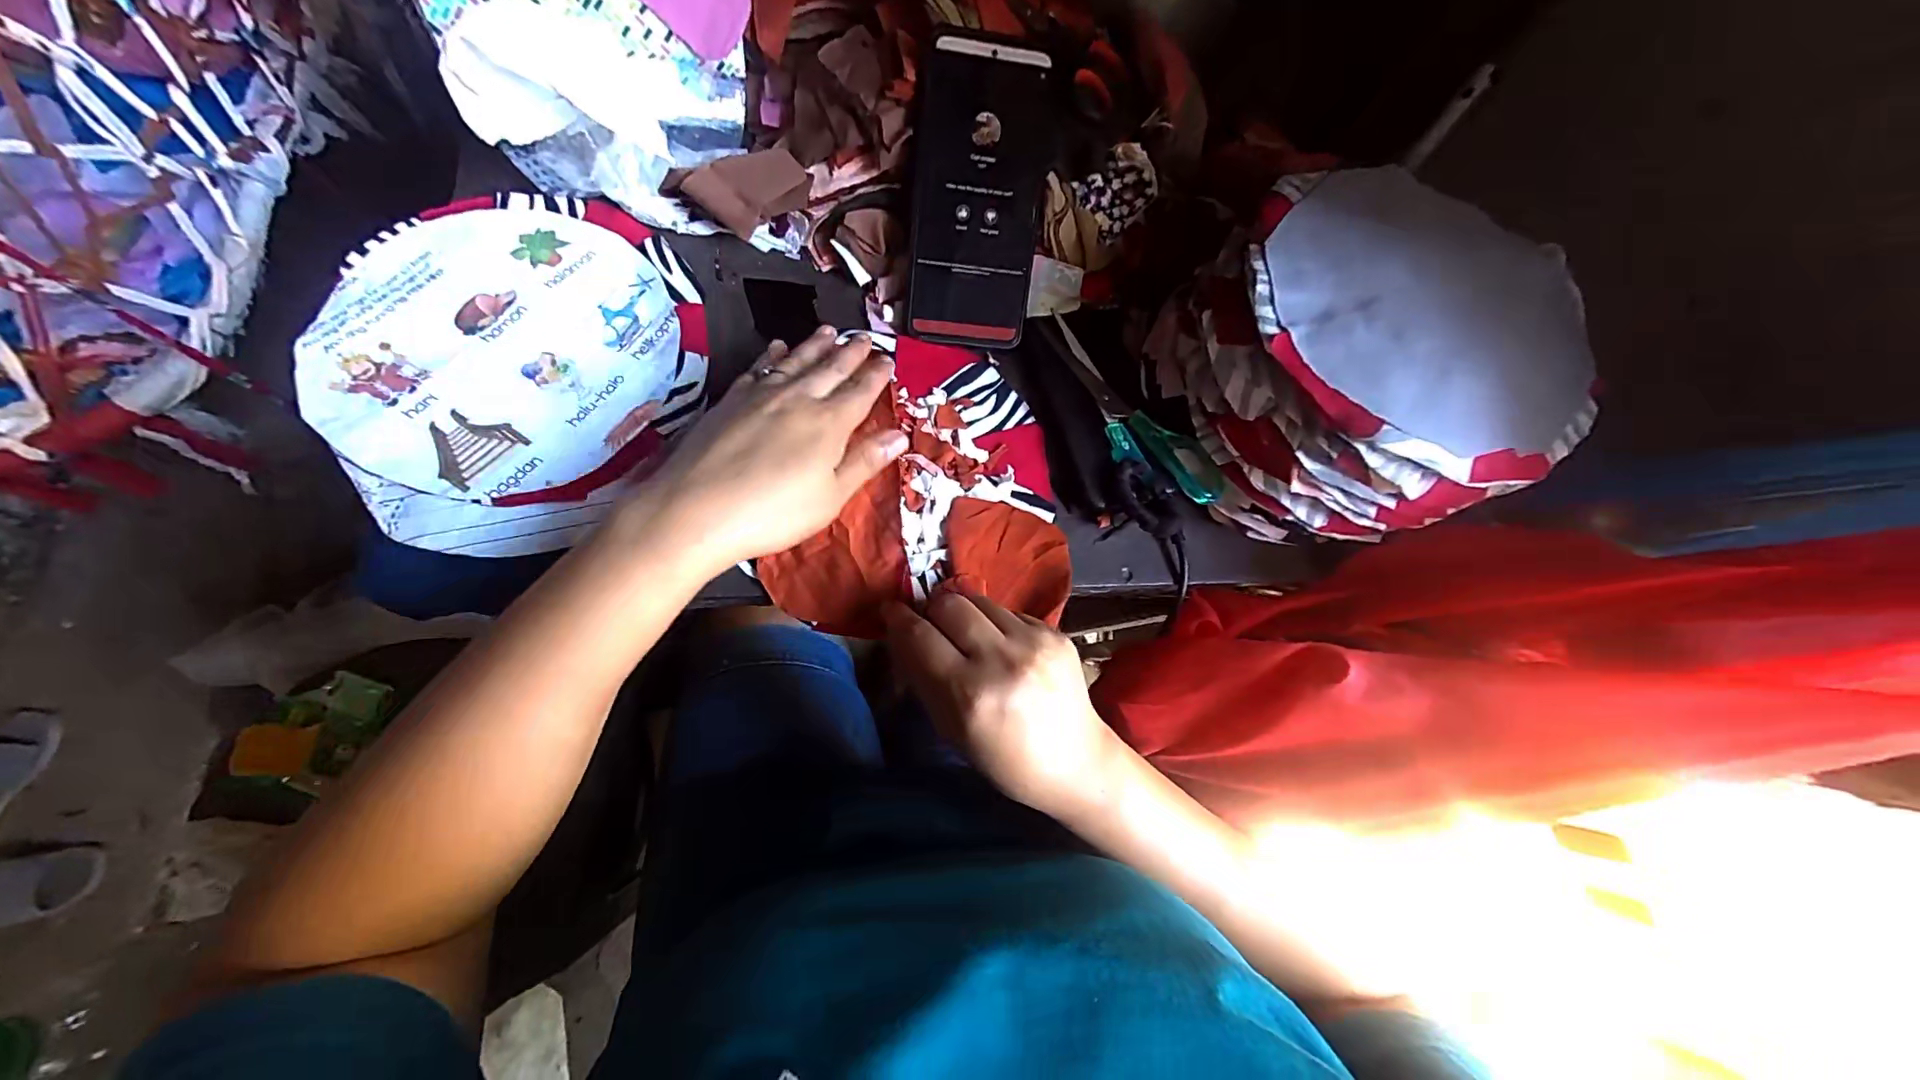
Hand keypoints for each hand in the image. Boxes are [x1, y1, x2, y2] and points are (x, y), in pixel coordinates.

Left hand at [630, 326, 905, 572]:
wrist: (697, 509)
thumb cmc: (773, 512)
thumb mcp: (831, 496)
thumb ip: (864, 462)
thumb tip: (898, 437)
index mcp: (829, 424)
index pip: (860, 392)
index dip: (877, 375)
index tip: (887, 361)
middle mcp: (798, 399)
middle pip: (830, 369)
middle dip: (851, 352)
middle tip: (864, 339)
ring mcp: (761, 396)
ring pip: (796, 361)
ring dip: (815, 345)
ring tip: (829, 331)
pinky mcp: (731, 400)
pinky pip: (759, 368)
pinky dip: (773, 356)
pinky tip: (778, 349)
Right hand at [884, 592, 1120, 817]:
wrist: (1076, 762)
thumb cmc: (1005, 759)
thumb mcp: (952, 730)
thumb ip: (924, 679)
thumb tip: (902, 634)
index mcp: (969, 694)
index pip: (920, 635)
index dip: (899, 618)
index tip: (891, 612)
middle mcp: (1001, 661)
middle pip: (948, 604)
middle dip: (930, 610)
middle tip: (929, 623)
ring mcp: (1033, 642)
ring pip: (979, 600)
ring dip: (963, 613)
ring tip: (966, 635)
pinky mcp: (1055, 633)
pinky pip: (1009, 612)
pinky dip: (995, 625)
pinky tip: (1002, 648)